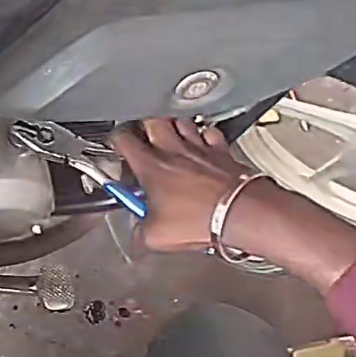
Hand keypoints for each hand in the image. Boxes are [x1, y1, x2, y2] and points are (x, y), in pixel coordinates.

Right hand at [110, 117, 259, 251]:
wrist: (240, 213)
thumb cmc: (199, 219)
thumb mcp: (157, 235)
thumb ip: (139, 232)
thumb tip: (137, 237)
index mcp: (150, 166)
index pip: (123, 139)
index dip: (115, 140)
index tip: (116, 146)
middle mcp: (172, 150)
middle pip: (152, 119)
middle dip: (144, 125)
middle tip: (142, 136)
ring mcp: (199, 148)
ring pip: (181, 121)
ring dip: (173, 126)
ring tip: (170, 137)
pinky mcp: (221, 152)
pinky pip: (210, 132)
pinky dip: (205, 135)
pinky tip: (202, 144)